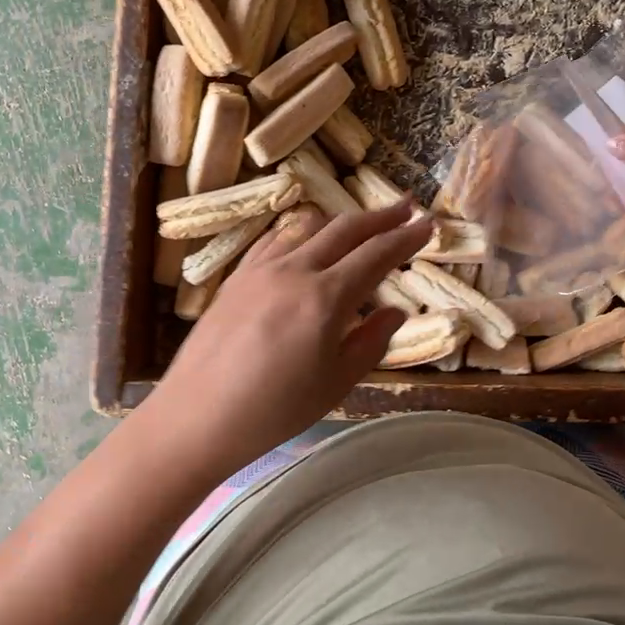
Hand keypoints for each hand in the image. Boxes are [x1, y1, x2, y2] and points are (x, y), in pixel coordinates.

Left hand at [142, 203, 432, 476]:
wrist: (196, 417)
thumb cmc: (274, 410)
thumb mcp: (336, 383)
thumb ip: (371, 341)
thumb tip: (394, 311)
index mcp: (326, 298)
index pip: (377, 254)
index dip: (406, 237)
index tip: (429, 224)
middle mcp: (296, 270)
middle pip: (346, 229)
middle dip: (382, 216)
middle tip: (408, 206)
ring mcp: (261, 269)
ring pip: (310, 228)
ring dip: (343, 221)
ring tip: (363, 224)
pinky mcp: (237, 276)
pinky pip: (276, 239)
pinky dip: (303, 232)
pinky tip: (307, 239)